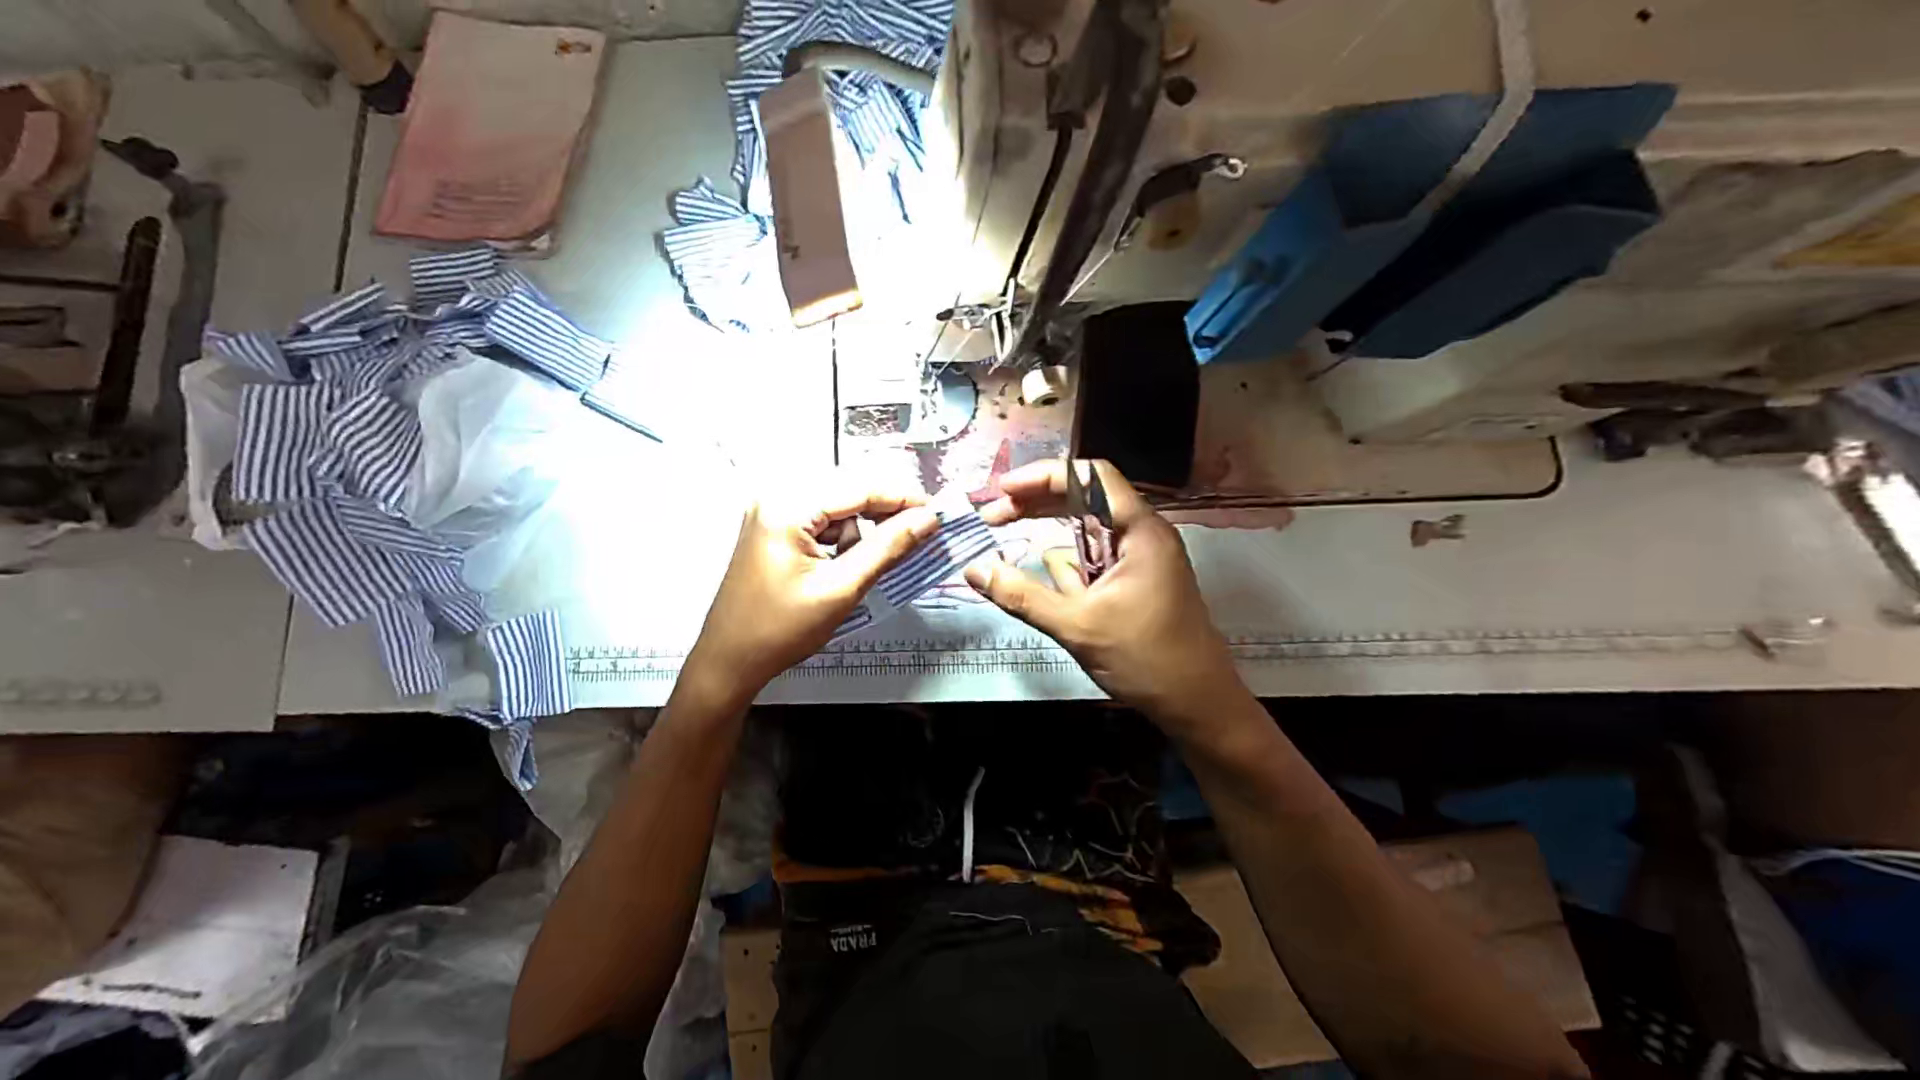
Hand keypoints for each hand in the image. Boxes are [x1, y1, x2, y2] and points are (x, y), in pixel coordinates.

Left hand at [686, 480, 939, 699]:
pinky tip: (844, 565)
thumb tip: (928, 519)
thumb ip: (888, 548)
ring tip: (861, 568)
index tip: (938, 515)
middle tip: (916, 538)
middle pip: (849, 488)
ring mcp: (772, 509)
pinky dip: (842, 536)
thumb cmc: (780, 630)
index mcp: (787, 506)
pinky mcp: (774, 525)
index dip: (903, 498)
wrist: (730, 660)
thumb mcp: (842, 589)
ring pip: (839, 503)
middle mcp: (776, 495)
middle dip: (883, 513)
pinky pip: (822, 517)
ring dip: (861, 529)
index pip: (859, 486)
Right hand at [965, 460, 1244, 732]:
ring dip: (1052, 539)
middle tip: (993, 517)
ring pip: (1087, 533)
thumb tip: (974, 570)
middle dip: (1037, 505)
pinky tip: (1052, 587)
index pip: (1089, 476)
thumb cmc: (1146, 660)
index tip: (1002, 490)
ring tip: (1009, 543)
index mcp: (1140, 530)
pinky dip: (1070, 567)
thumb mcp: (1077, 626)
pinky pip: (1095, 561)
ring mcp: (1141, 559)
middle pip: (1084, 498)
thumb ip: (1021, 596)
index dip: (1042, 475)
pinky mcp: (1136, 582)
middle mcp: (1143, 534)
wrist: (1199, 705)